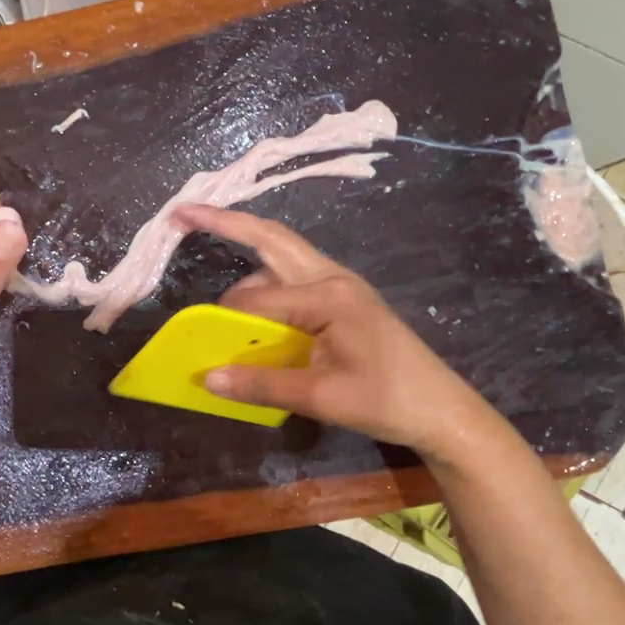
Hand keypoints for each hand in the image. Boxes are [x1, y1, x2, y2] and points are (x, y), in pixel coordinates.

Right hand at [175, 204, 493, 457]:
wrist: (442, 410)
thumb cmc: (385, 401)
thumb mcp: (320, 396)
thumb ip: (261, 384)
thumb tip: (208, 378)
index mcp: (328, 296)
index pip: (257, 299)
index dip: (224, 319)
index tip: (199, 344)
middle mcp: (332, 277)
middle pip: (271, 238)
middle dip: (226, 222)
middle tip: (182, 213)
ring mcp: (340, 284)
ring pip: (282, 253)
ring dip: (245, 252)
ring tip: (213, 259)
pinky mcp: (343, 298)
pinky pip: (293, 274)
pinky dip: (263, 276)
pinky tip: (250, 301)